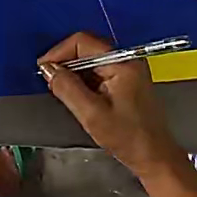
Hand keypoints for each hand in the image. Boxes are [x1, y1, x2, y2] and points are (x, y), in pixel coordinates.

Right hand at [39, 32, 186, 180]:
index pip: (83, 41)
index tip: (42, 70)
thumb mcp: (91, 114)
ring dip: (73, 71)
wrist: (154, 155)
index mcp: (122, 62)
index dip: (59, 52)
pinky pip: (100, 71)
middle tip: (48, 80)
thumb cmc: (126, 136)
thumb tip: (47, 68)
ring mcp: (129, 69)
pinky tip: (76, 94)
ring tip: (59, 89)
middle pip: (88, 47)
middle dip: (65, 61)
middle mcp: (127, 59)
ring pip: (92, 59)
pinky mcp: (127, 81)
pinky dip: (84, 78)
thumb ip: (67, 88)